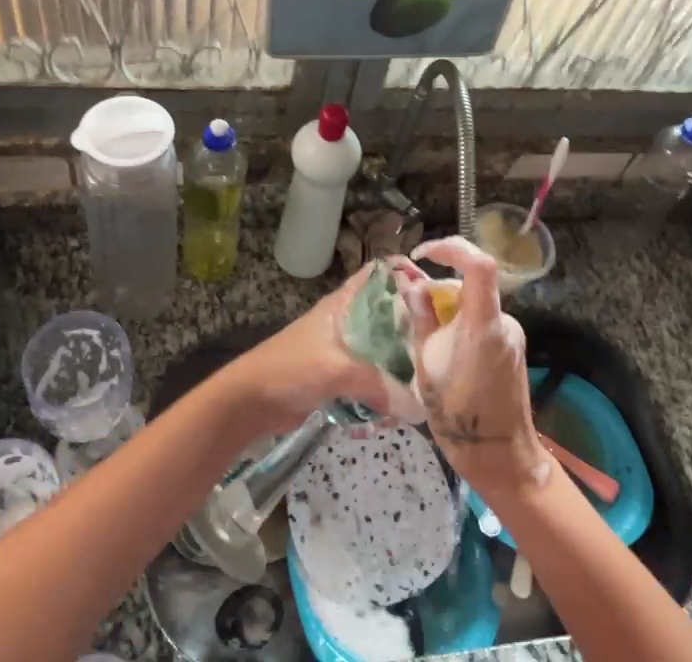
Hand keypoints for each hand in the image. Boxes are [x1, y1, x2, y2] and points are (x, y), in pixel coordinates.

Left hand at [215, 261, 426, 436]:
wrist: (249, 402)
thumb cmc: (289, 370)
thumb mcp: (335, 370)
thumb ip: (377, 385)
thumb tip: (416, 407)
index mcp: (345, 304)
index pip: (380, 275)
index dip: (407, 275)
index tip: (437, 293)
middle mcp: (349, 322)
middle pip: (391, 318)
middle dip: (414, 333)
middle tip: (442, 350)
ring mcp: (345, 351)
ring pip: (385, 353)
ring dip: (400, 372)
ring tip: (420, 391)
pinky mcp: (340, 378)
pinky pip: (373, 381)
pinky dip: (384, 394)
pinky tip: (393, 415)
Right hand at [409, 237, 548, 498]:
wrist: (498, 454)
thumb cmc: (457, 413)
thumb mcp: (426, 363)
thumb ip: (421, 318)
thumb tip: (413, 286)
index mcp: (483, 324)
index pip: (479, 264)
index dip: (451, 248)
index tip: (423, 255)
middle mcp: (504, 322)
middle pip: (470, 286)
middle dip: (438, 289)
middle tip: (410, 308)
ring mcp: (511, 335)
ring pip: (474, 306)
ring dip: (447, 311)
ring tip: (423, 337)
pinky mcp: (512, 347)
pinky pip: (482, 323)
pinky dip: (460, 325)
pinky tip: (442, 351)